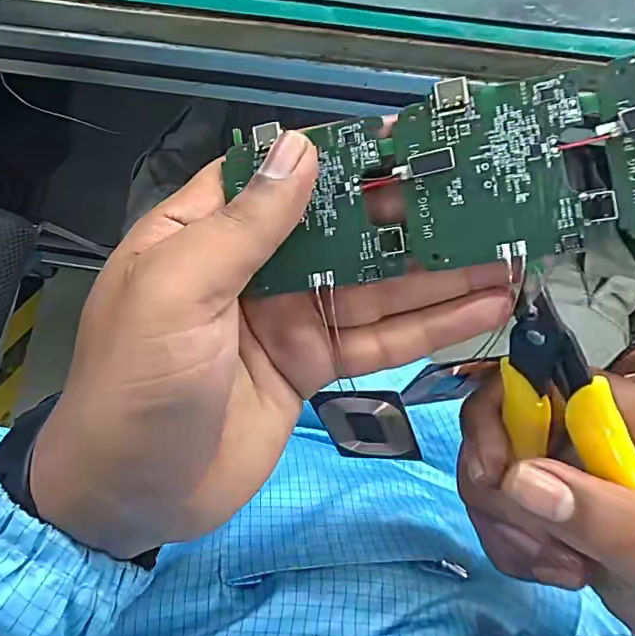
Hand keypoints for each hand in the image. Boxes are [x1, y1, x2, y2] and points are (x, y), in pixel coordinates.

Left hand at [32, 130, 514, 559]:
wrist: (130, 494)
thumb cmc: (135, 383)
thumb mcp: (175, 291)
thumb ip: (241, 225)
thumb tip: (299, 149)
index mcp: (202, 233)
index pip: (273, 176)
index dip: (333, 156)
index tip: (400, 141)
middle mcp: (248, 268)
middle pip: (335, 228)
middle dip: (401, 214)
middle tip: (478, 194)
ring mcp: (284, 317)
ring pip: (369, 285)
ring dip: (434, 270)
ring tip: (503, 248)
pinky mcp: (309, 366)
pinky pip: (374, 337)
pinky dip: (427, 324)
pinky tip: (482, 306)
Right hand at [457, 373, 634, 635]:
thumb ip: (613, 521)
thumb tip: (516, 477)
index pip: (552, 382)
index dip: (507, 418)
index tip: (495, 481)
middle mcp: (617, 433)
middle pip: (511, 422)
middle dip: (502, 485)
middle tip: (534, 545)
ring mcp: (594, 470)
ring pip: (503, 467)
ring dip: (508, 522)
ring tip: (559, 568)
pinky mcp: (577, 507)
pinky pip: (511, 506)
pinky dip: (515, 541)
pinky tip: (558, 573)